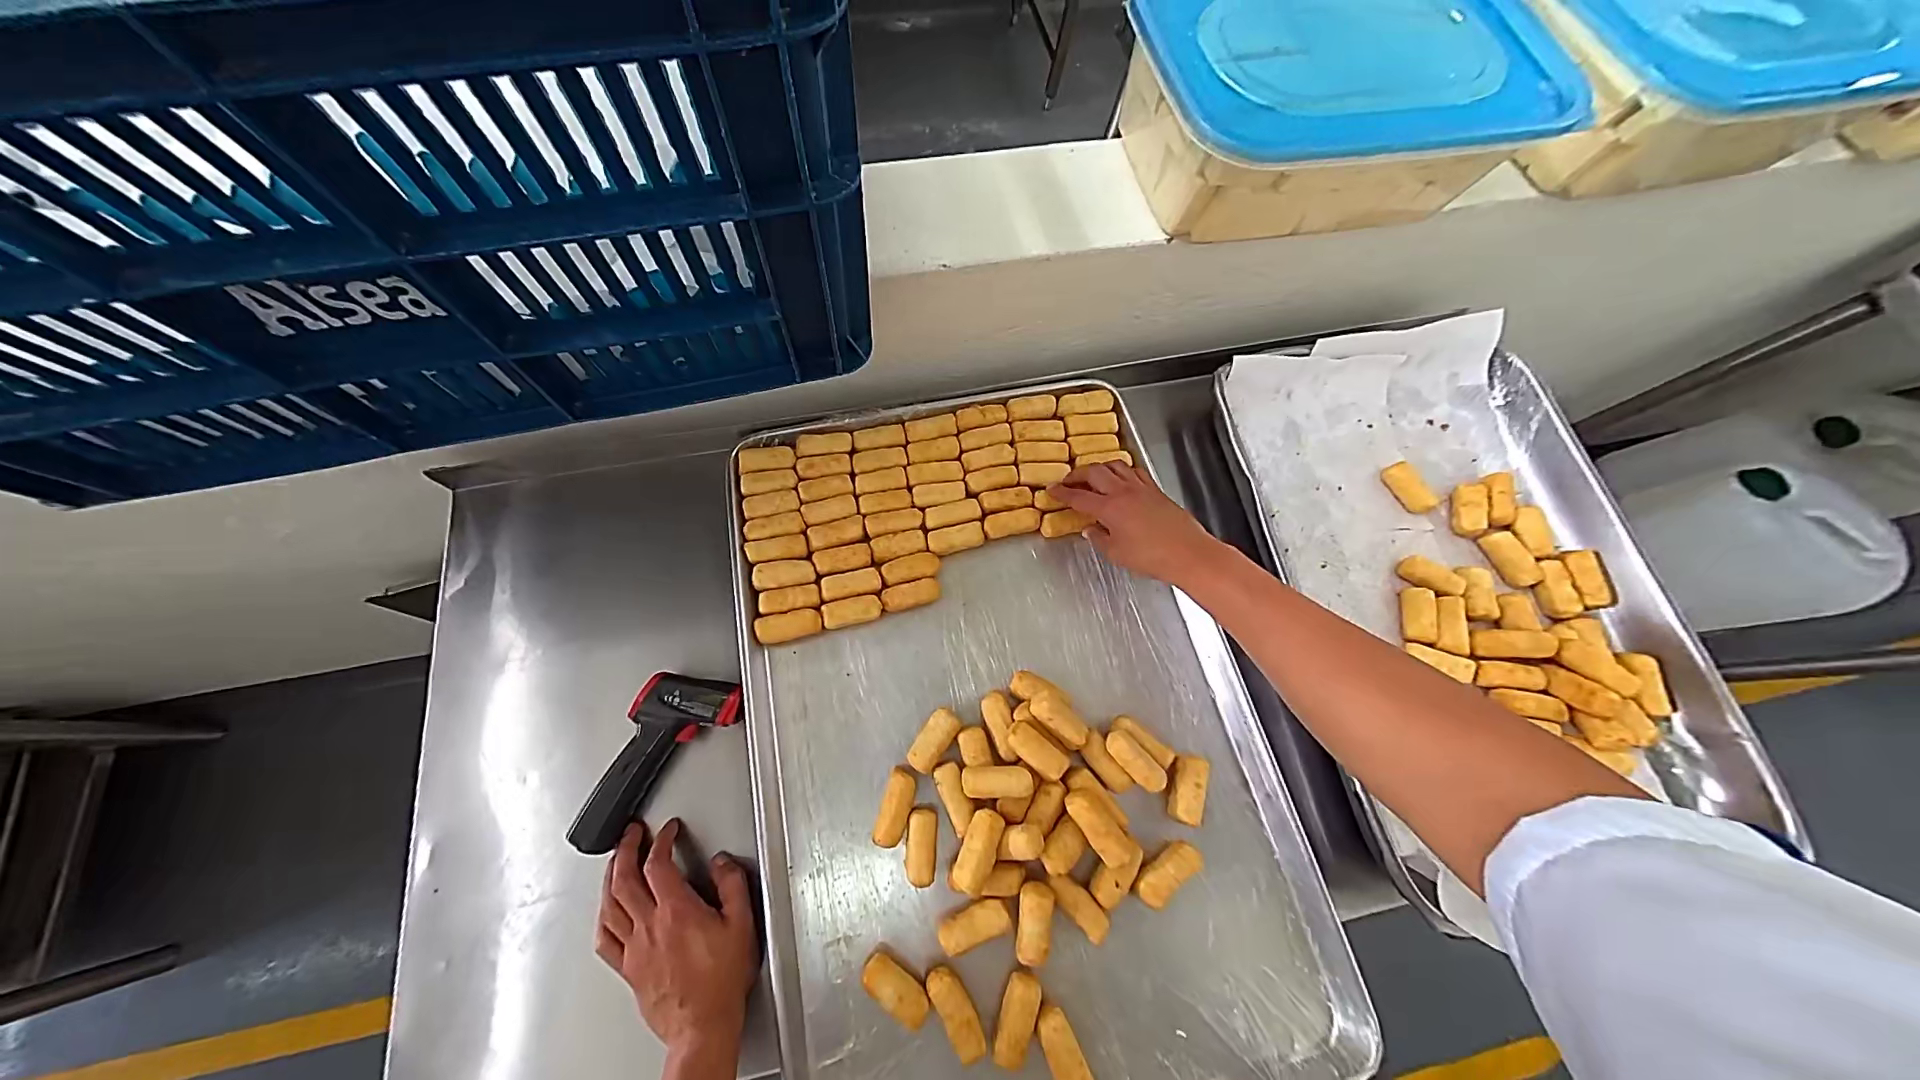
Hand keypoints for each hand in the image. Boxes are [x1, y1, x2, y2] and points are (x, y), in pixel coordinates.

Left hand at [596, 819, 757, 1061]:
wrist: (703, 1026)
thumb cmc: (722, 982)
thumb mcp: (742, 924)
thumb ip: (733, 886)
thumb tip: (722, 863)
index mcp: (677, 912)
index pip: (659, 864)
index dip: (662, 839)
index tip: (669, 830)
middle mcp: (650, 928)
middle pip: (624, 879)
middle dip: (625, 849)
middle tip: (632, 834)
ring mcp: (635, 949)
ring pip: (609, 905)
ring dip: (609, 877)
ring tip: (615, 862)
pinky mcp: (629, 969)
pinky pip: (606, 938)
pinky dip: (603, 916)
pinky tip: (606, 910)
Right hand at [1046, 463, 1230, 586]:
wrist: (1188, 553)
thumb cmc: (1152, 557)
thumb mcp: (1116, 553)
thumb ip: (1099, 539)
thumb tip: (1091, 531)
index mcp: (1109, 508)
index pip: (1078, 497)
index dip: (1062, 493)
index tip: (1052, 490)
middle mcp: (1124, 492)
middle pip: (1094, 473)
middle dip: (1077, 475)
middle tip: (1068, 481)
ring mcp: (1141, 488)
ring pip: (1114, 466)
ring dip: (1099, 467)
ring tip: (1092, 475)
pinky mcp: (1155, 490)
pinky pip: (1134, 471)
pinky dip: (1121, 470)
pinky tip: (1121, 478)